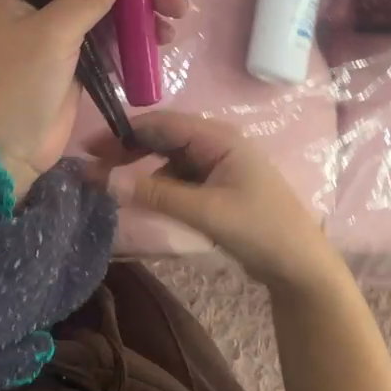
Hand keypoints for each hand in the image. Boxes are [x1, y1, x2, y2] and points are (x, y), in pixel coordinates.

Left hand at [0, 0, 190, 198]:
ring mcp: (62, 26)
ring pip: (111, 0)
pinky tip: (163, 36)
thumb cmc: (19, 84)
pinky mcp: (80, 54)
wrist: (9, 152)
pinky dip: (139, 31)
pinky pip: (115, 31)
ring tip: (177, 13)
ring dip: (145, 1)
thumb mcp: (55, 31)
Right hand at [87, 112, 339, 292]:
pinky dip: (154, 185)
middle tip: (91, 167)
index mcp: (218, 138)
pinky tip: (137, 198)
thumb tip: (105, 181)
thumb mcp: (206, 212)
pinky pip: (176, 178)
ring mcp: (216, 166)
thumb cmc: (260, 230)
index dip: (123, 132)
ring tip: (107, 184)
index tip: (89, 148)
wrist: (301, 266)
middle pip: (161, 138)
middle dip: (126, 149)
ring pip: (166, 159)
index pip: (161, 123)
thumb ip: (156, 194)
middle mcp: (216, 144)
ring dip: (138, 168)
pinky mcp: (215, 187)